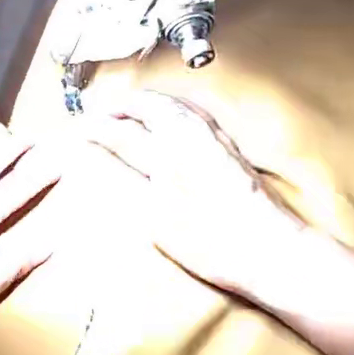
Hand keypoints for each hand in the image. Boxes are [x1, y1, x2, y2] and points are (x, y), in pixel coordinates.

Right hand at [81, 90, 324, 299]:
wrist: (271, 251)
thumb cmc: (215, 242)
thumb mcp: (155, 219)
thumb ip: (128, 184)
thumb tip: (103, 163)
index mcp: (168, 154)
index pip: (123, 134)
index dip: (99, 130)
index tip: (82, 129)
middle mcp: (192, 139)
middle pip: (151, 109)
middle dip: (122, 107)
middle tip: (102, 111)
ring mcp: (214, 142)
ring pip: (175, 108)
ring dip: (149, 103)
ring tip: (132, 108)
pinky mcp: (230, 151)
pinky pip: (194, 115)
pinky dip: (173, 110)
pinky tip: (174, 119)